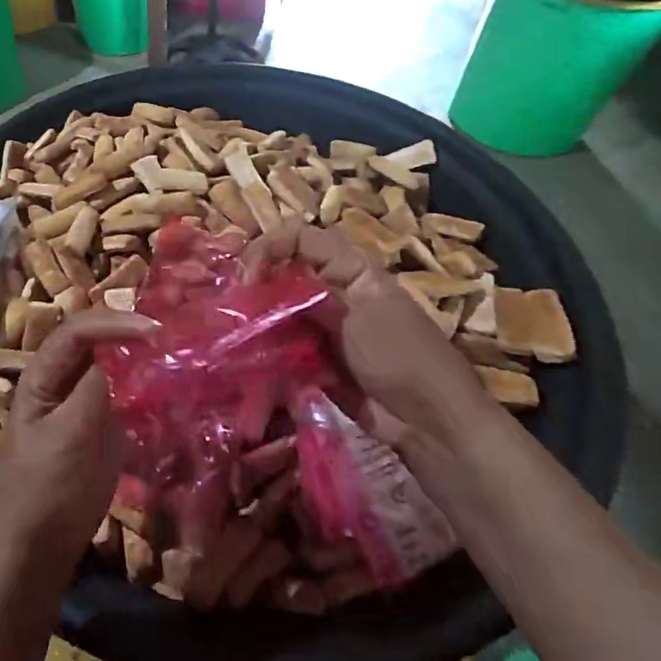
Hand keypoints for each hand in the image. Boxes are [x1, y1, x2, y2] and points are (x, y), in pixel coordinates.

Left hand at [0, 309, 158, 579]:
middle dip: (131, 330)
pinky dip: (147, 382)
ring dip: (141, 354)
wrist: (38, 550)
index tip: (155, 330)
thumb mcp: (69, 435)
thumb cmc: (45, 490)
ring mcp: (83, 403)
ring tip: (176, 349)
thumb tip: (127, 347)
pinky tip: (170, 382)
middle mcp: (62, 381)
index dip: (115, 322)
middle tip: (172, 331)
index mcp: (42, 376)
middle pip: (97, 340)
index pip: (78, 331)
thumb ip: (95, 387)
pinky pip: (126, 392)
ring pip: (114, 364)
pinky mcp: (102, 425)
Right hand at [244, 224, 497, 452]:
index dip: (269, 248)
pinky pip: (283, 349)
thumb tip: (265, 282)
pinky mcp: (316, 362)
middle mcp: (334, 292)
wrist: (429, 422)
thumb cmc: (401, 358)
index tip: (247, 278)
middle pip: (284, 275)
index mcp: (351, 269)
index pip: (301, 238)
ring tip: (233, 336)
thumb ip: (312, 294)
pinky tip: (246, 361)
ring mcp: (324, 328)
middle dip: (255, 286)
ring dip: (256, 322)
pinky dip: (264, 352)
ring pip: (279, 313)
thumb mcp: (359, 315)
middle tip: (231, 309)